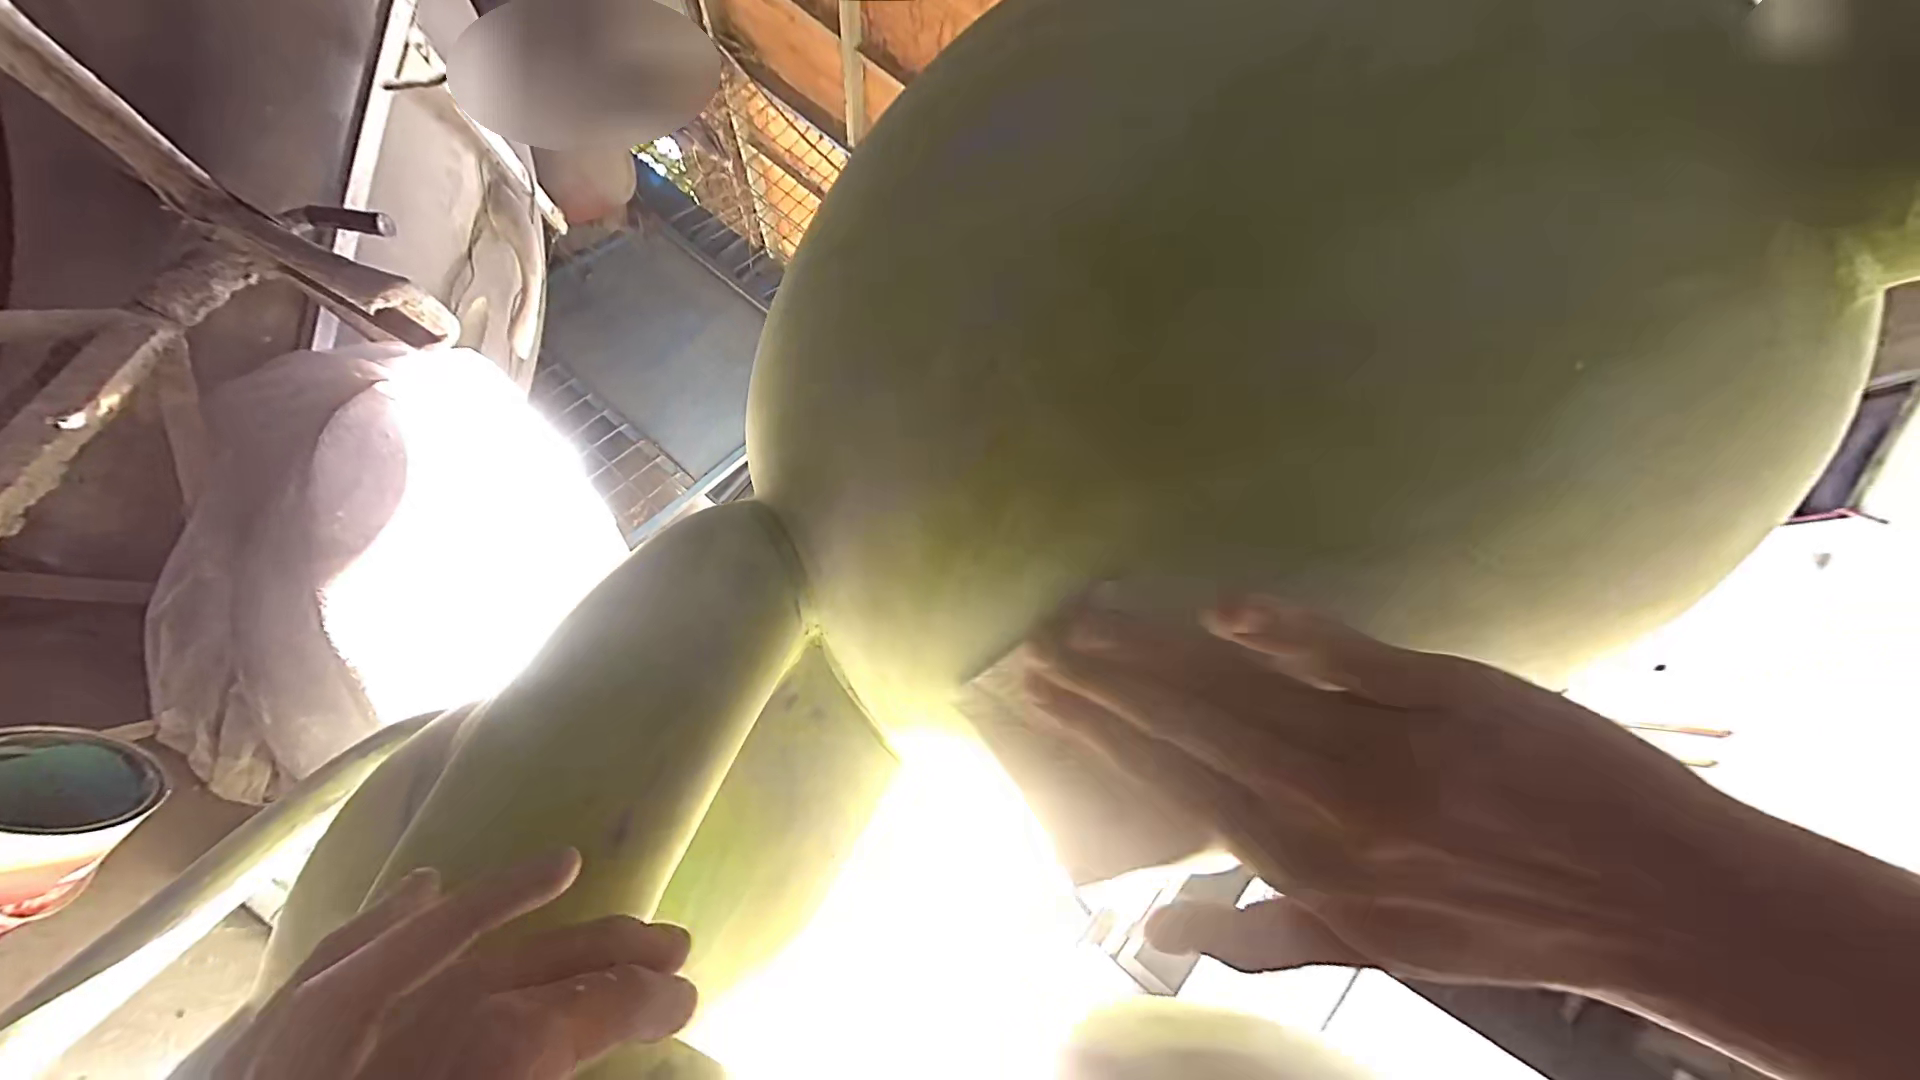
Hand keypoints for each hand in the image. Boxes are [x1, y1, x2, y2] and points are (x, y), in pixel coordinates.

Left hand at [214, 849, 696, 1079]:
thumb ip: (523, 1060)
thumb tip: (595, 1032)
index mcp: (435, 1078)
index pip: (539, 1033)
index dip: (625, 1004)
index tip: (685, 995)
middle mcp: (354, 1068)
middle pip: (499, 987)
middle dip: (596, 954)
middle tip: (673, 944)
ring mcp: (292, 1067)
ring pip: (421, 960)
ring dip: (507, 908)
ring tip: (568, 867)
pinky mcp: (253, 1069)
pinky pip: (315, 981)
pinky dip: (374, 928)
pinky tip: (423, 881)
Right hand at [1021, 596, 1757, 994]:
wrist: (1668, 893)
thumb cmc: (1498, 918)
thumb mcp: (1374, 951)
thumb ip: (1260, 935)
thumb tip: (1154, 931)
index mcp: (1300, 861)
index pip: (1170, 778)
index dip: (1099, 732)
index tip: (1046, 694)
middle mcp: (1325, 805)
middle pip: (1187, 725)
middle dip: (1103, 679)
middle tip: (1041, 642)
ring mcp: (1384, 745)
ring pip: (1239, 689)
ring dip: (1154, 650)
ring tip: (1089, 618)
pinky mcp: (1441, 692)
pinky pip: (1345, 656)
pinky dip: (1283, 631)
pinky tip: (1220, 609)